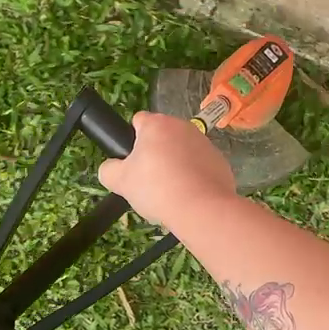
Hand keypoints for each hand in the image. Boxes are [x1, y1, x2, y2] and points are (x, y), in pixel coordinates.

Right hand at [97, 111, 237, 226]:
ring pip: (182, 151)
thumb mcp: (120, 182)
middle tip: (149, 181)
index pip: (138, 120)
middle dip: (155, 154)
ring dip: (175, 165)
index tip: (133, 163)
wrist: (201, 208)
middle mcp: (182, 126)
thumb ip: (109, 170)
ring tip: (170, 192)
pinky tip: (189, 196)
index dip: (132, 140)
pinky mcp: (219, 161)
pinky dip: (194, 177)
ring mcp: (204, 142)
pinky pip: (200, 166)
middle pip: (162, 136)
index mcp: (156, 124)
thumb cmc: (157, 189)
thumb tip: (110, 168)